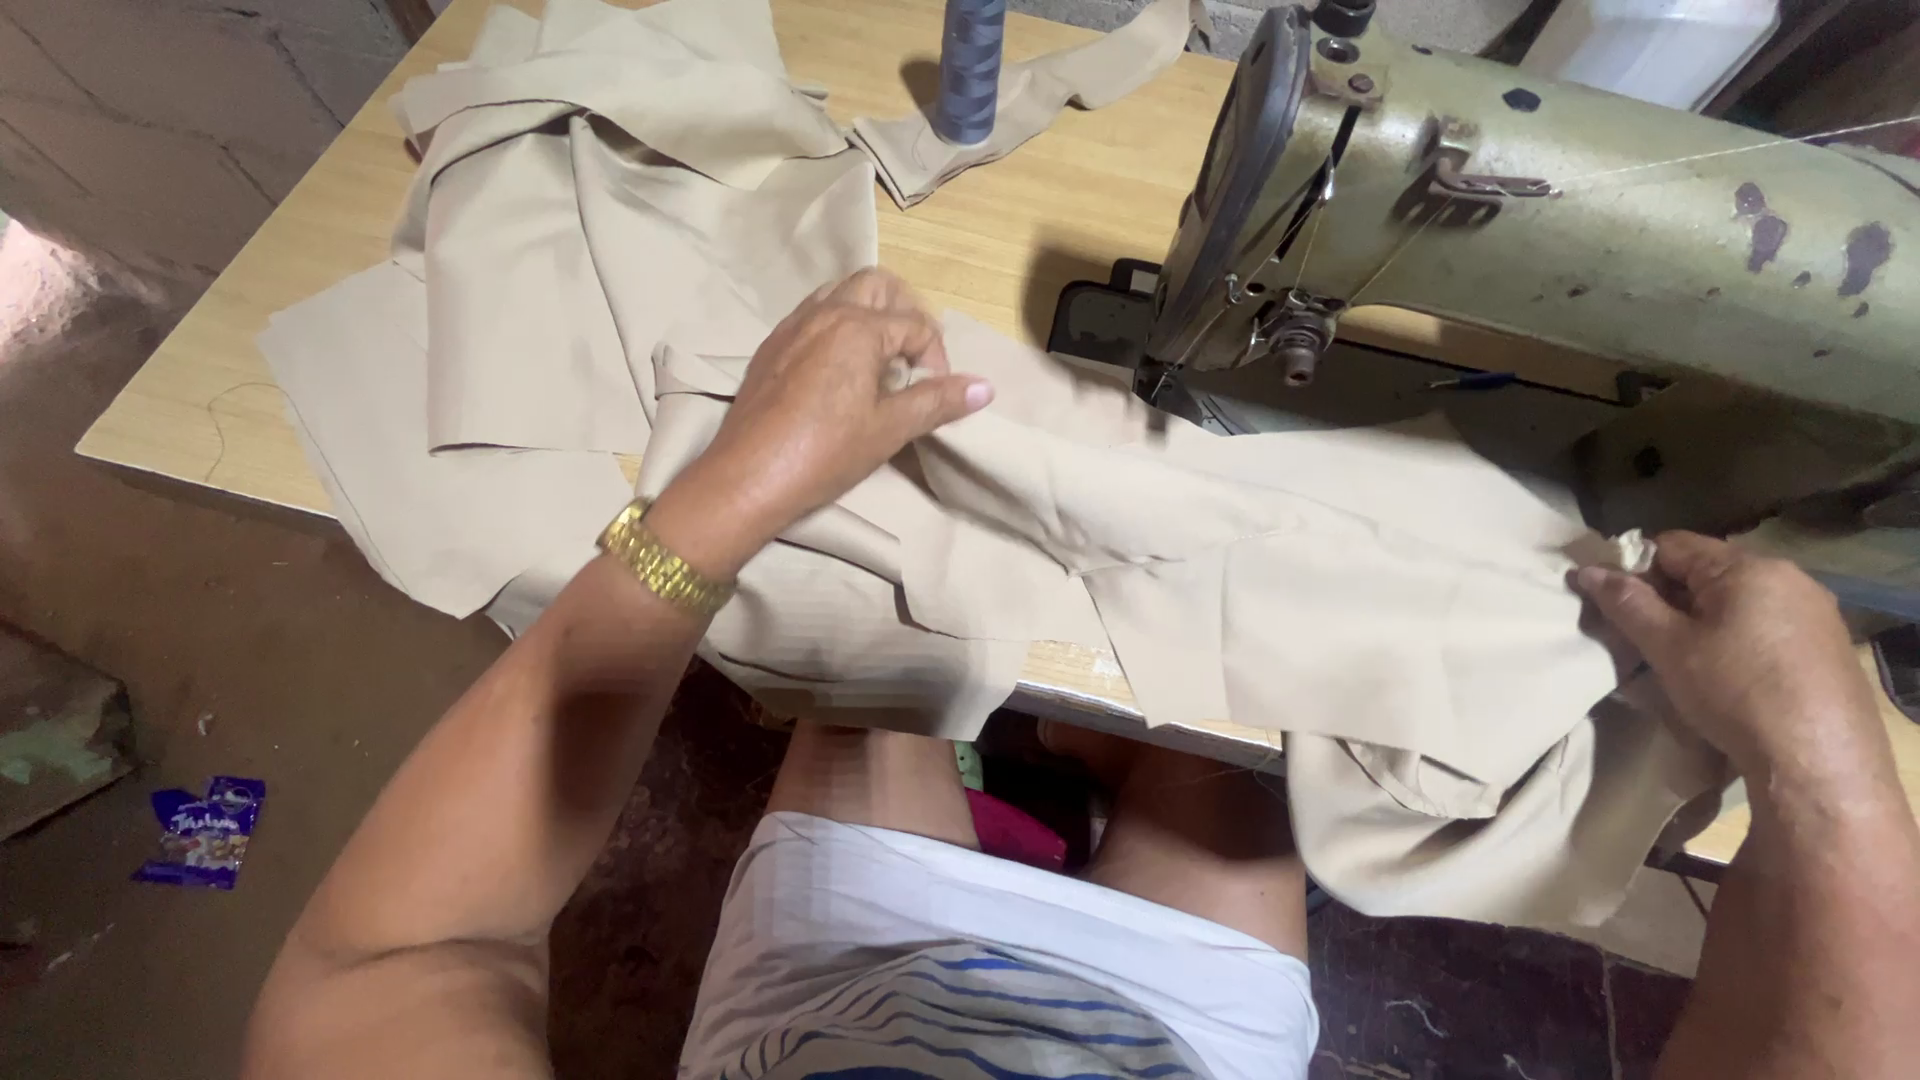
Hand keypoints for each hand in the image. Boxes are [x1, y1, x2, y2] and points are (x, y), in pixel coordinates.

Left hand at [645, 268, 992, 577]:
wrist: (747, 477)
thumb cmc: (825, 453)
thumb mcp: (889, 429)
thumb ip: (937, 401)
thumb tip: (986, 387)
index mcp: (857, 327)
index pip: (915, 326)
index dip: (936, 358)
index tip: (937, 394)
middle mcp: (824, 313)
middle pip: (876, 285)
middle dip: (905, 312)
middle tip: (914, 356)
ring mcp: (792, 326)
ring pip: (840, 294)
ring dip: (869, 313)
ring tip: (879, 359)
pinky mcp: (771, 347)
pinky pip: (812, 315)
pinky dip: (837, 326)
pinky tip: (840, 370)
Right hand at [1573, 531, 1887, 785]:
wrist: (1815, 758)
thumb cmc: (1733, 690)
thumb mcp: (1665, 644)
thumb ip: (1625, 601)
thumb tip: (1586, 571)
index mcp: (1749, 569)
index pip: (1670, 545)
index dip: (1631, 567)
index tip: (1612, 602)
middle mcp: (1788, 578)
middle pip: (1702, 569)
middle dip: (1663, 594)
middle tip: (1638, 631)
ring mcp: (1813, 610)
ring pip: (1729, 596)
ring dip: (1692, 615)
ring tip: (1674, 653)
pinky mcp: (1822, 641)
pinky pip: (1758, 618)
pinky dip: (1726, 632)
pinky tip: (1718, 667)